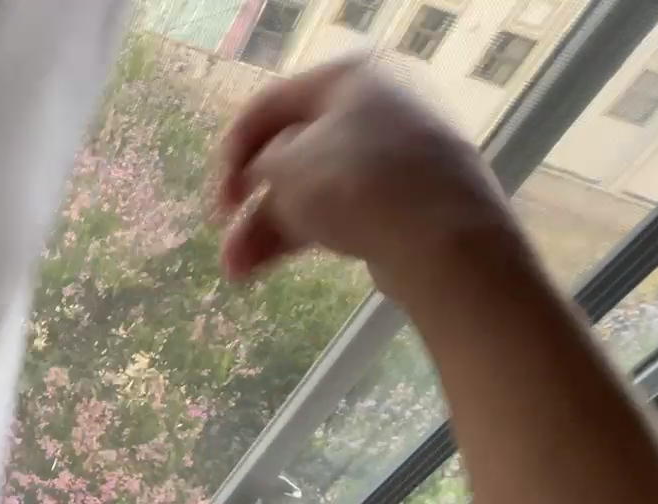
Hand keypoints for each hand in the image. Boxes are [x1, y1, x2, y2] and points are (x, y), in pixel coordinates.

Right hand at [210, 59, 524, 298]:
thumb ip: (260, 162)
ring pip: (305, 190)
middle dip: (247, 205)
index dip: (231, 151)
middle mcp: (370, 106)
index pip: (268, 105)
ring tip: (236, 272)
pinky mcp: (394, 198)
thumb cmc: (355, 184)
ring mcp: (385, 154)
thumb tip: (262, 168)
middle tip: (221, 236)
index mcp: (347, 77)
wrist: (438, 237)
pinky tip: (261, 269)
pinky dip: (294, 237)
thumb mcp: (287, 165)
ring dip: (260, 231)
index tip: (218, 198)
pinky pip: (331, 210)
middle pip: (286, 154)